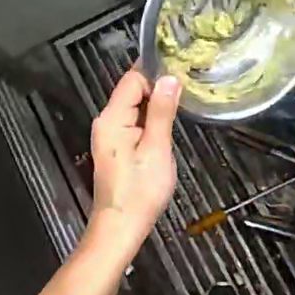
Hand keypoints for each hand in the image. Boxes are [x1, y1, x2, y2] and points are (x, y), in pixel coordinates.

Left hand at [89, 70, 179, 243]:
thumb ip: (162, 112)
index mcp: (112, 118)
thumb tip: (169, 79)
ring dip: (155, 102)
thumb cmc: (139, 192)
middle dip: (157, 85)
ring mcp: (109, 135)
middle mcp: (106, 122)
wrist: (120, 227)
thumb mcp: (156, 149)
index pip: (132, 79)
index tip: (181, 68)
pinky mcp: (115, 147)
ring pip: (134, 106)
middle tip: (188, 82)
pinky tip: (168, 121)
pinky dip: (149, 118)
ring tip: (183, 98)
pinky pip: (132, 121)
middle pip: (132, 90)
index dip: (155, 71)